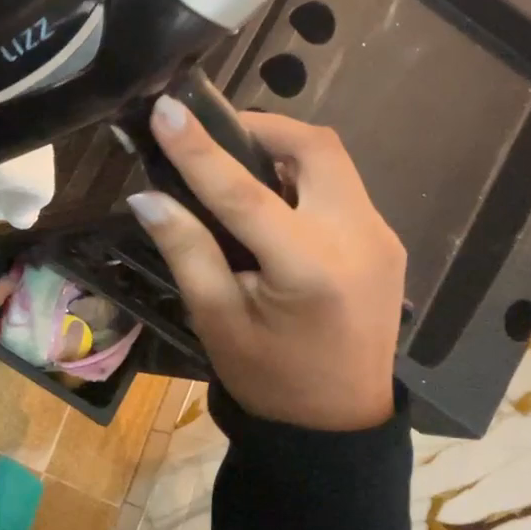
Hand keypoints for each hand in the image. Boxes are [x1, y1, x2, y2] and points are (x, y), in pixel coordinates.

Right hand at [126, 97, 404, 430]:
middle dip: (260, 128)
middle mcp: (359, 238)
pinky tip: (266, 198)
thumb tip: (146, 198)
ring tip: (231, 162)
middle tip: (210, 134)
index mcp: (310, 266)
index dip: (199, 148)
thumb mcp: (214, 316)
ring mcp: (381, 236)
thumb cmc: (265, 374)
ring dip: (281, 149)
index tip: (166, 110)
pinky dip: (299, 176)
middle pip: (315, 149)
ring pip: (333, 162)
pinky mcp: (384, 240)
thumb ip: (185, 250)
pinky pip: (341, 186)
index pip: (244, 191)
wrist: (336, 419)